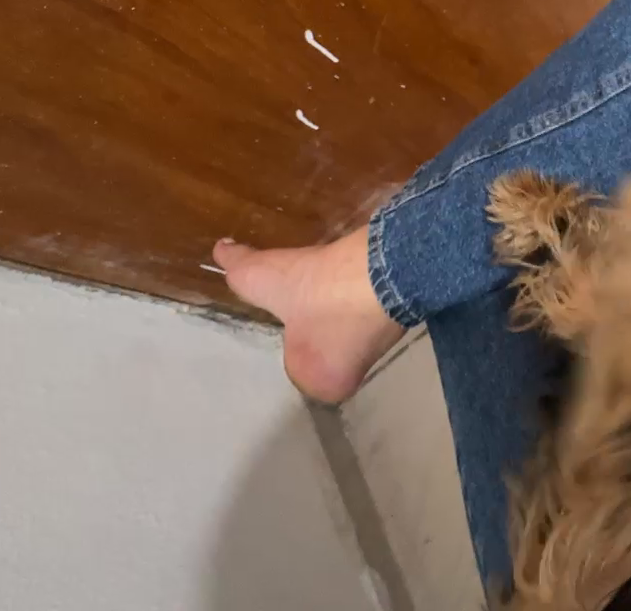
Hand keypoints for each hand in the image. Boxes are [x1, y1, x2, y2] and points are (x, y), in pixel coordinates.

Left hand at [212, 227, 406, 403]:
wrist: (376, 272)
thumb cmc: (313, 291)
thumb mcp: (258, 278)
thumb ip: (237, 267)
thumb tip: (222, 251)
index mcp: (318, 380)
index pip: (300, 362)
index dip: (293, 331)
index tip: (293, 306)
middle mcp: (356, 372)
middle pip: (331, 345)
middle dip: (325, 320)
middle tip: (317, 292)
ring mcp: (385, 343)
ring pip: (358, 325)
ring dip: (349, 304)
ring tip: (337, 278)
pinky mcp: (408, 313)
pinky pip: (380, 302)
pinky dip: (372, 288)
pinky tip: (361, 269)